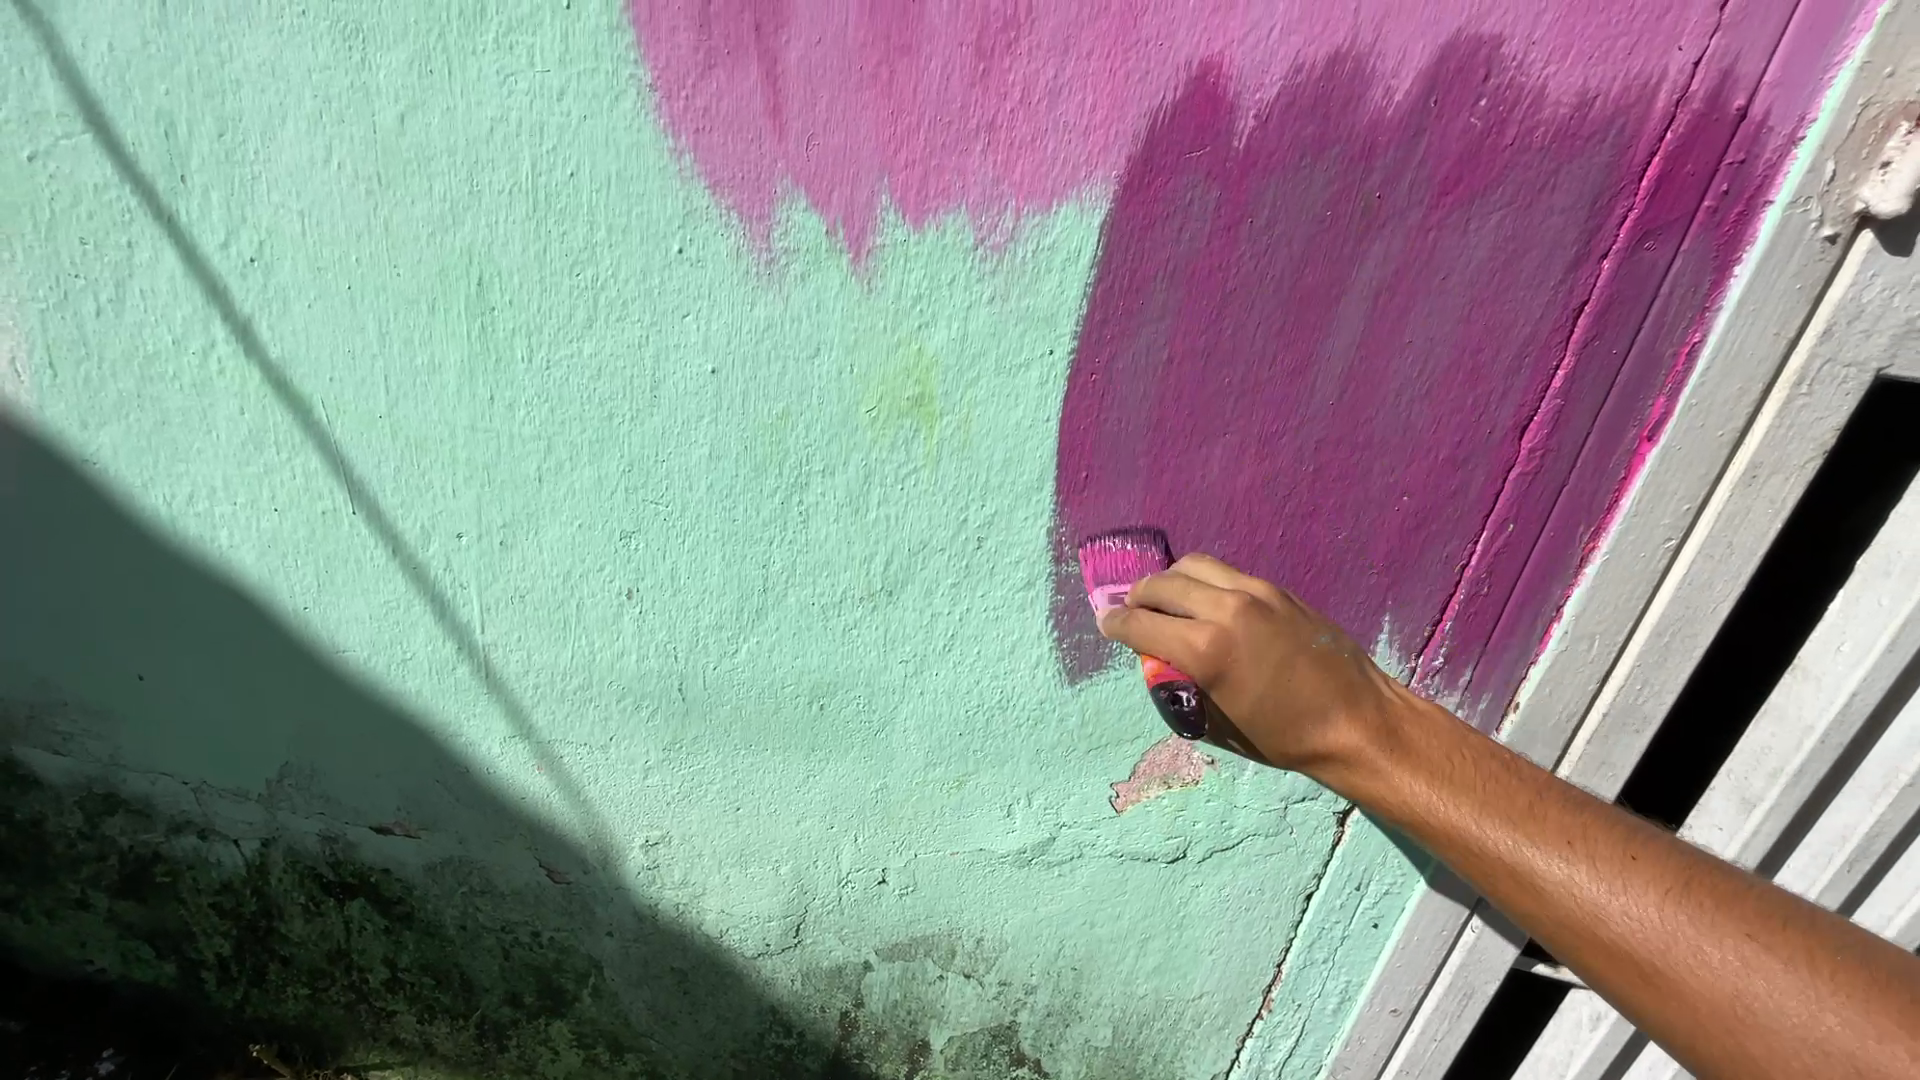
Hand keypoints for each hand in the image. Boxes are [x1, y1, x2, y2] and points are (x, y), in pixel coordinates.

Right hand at [1094, 553, 1417, 776]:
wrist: (1358, 721)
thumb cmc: (1282, 737)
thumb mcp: (1214, 721)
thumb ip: (1177, 681)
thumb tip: (1156, 656)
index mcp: (1205, 650)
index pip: (1139, 624)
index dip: (1114, 624)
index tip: (1106, 624)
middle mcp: (1225, 610)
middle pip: (1160, 585)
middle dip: (1136, 598)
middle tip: (1132, 612)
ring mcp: (1255, 593)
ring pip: (1191, 566)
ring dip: (1169, 581)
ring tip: (1166, 599)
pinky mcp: (1276, 589)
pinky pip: (1224, 572)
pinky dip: (1202, 582)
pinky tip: (1205, 601)